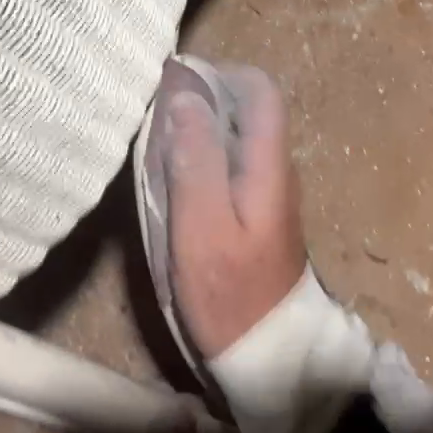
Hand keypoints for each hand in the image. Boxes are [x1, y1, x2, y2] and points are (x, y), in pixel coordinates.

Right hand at [159, 61, 306, 358]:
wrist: (267, 358)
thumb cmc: (230, 292)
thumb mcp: (202, 227)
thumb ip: (195, 159)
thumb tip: (185, 95)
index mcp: (269, 164)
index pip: (261, 90)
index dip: (221, 74)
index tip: (177, 83)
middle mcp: (276, 169)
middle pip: (246, 110)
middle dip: (203, 101)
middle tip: (156, 118)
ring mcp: (269, 191)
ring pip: (236, 137)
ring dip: (200, 131)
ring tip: (158, 147)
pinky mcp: (257, 213)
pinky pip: (231, 165)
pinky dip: (203, 159)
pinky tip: (175, 181)